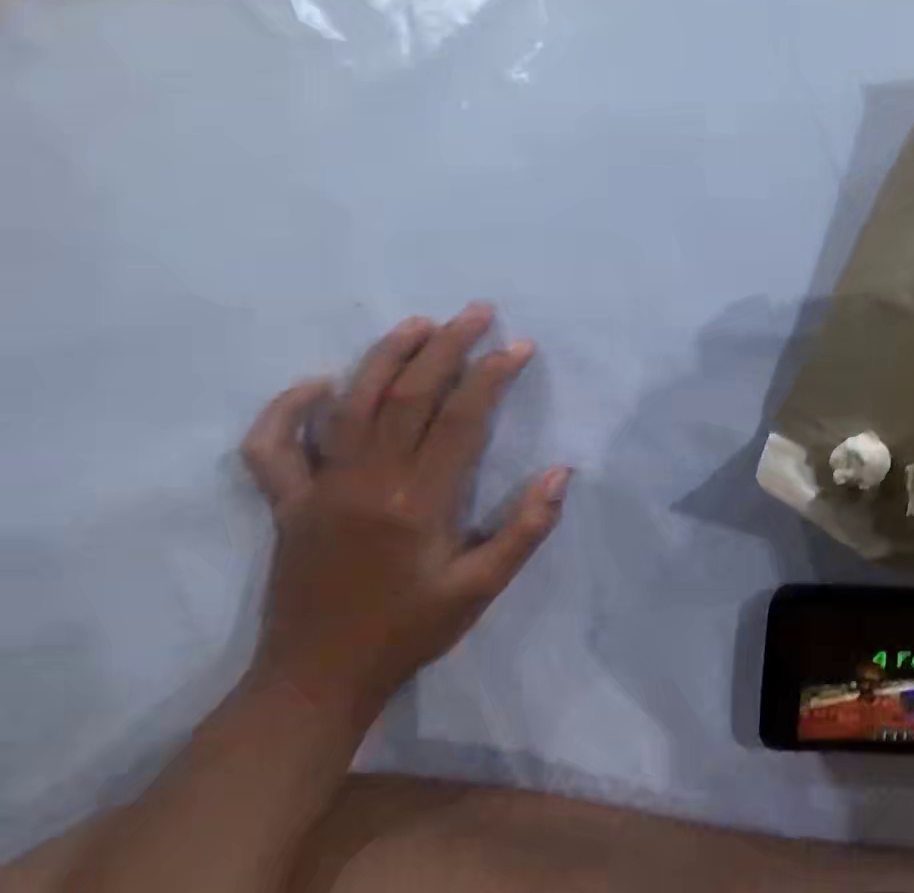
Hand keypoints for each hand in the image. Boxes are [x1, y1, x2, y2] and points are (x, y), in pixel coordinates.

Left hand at [240, 304, 569, 719]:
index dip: (491, 377)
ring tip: (417, 324)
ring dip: (384, 359)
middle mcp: (365, 483)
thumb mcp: (483, 587)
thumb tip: (562, 472)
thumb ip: (525, 528)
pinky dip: (287, 410)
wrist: (316, 679)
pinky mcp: (287, 505)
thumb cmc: (411, 630)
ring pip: (348, 407)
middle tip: (475, 312)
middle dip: (445, 349)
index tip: (518, 346)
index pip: (460, 420)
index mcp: (418, 502)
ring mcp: (318, 491)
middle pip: (405, 397)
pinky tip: (316, 384)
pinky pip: (272, 449)